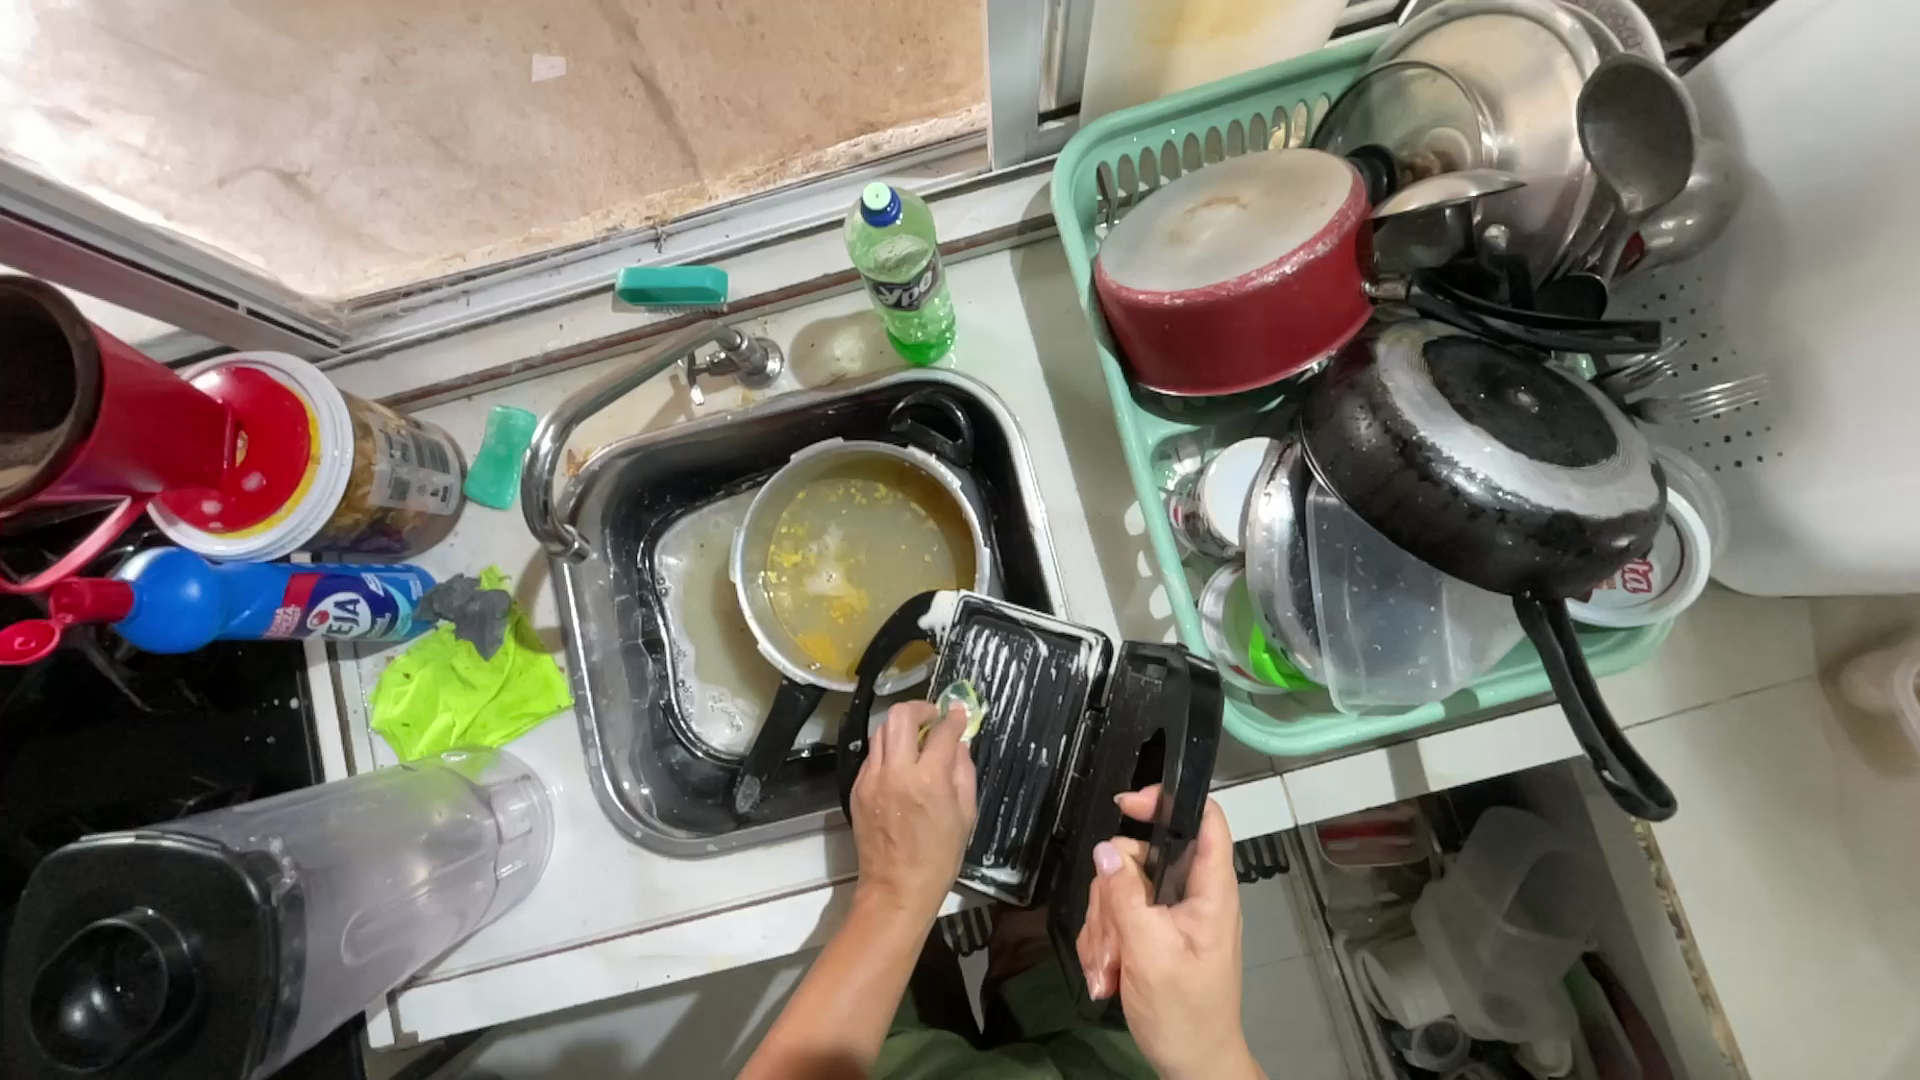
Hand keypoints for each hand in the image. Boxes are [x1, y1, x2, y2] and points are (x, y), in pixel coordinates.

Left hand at [849, 701, 977, 922]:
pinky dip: (887, 751)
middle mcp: (897, 772)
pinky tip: (900, 765)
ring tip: (915, 738)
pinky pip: (872, 756)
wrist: (896, 890)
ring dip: (901, 727)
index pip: (942, 731)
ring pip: (882, 731)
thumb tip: (960, 743)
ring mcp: (872, 779)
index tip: (958, 712)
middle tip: (932, 717)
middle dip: (920, 708)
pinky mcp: (857, 789)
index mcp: (928, 780)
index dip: (953, 717)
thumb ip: (963, 773)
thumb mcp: (965, 816)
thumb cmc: (939, 858)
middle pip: (901, 716)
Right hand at [1075, 789, 1262, 1079]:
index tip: (1128, 806)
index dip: (1169, 800)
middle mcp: (1190, 892)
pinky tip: (1108, 971)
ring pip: (1120, 883)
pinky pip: (1115, 911)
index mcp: (1209, 890)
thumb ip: (1124, 895)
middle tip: (1111, 933)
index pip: (1205, 819)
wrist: (1192, 1068)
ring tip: (1110, 966)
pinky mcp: (1151, 929)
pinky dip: (1104, 938)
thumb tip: (1104, 848)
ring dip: (1104, 924)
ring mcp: (1168, 911)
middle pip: (1141, 853)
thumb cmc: (1184, 1014)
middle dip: (1112, 891)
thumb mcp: (1149, 953)